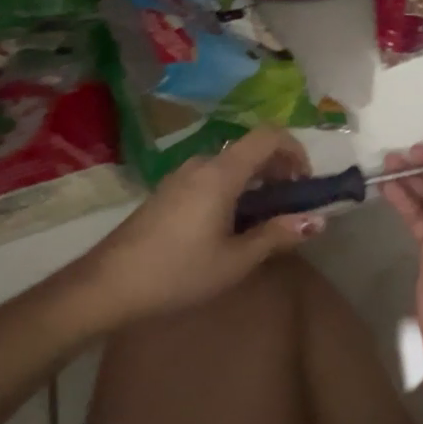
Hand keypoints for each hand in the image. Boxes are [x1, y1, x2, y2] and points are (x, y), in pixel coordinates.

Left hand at [67, 127, 324, 329]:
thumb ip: (277, 235)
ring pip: (230, 164)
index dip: (295, 151)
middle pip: (250, 149)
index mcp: (222, 173)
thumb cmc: (176, 273)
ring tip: (263, 219)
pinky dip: (233, 189)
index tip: (305, 183)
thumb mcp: (235, 261)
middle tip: (290, 205)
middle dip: (278, 169)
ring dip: (255, 181)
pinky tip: (229, 226)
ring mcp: (180, 177)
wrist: (104, 287)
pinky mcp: (167, 193)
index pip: (269, 136)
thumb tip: (318, 220)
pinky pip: (211, 177)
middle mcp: (202, 164)